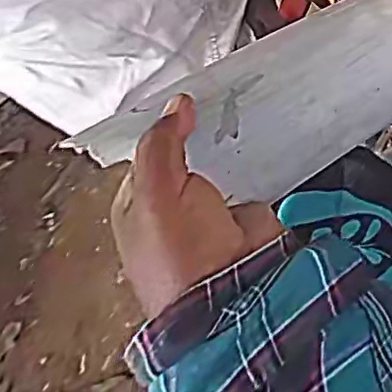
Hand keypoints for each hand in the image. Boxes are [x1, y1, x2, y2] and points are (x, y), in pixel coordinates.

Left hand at [111, 94, 284, 315]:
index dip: (166, 123)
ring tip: (239, 113)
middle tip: (217, 101)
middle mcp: (170, 204)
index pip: (148, 149)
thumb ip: (162, 144)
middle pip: (185, 152)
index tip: (186, 100)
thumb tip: (176, 105)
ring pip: (216, 160)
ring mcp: (207, 207)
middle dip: (200, 129)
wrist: (231, 292)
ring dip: (226, 143)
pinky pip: (246, 172)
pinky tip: (255, 141)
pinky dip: (251, 158)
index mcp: (136, 202)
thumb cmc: (178, 256)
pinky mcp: (241, 210)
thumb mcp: (156, 191)